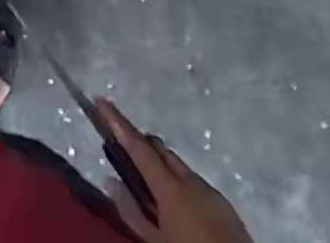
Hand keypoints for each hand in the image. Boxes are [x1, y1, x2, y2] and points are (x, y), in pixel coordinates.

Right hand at [98, 98, 253, 242]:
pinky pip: (196, 185)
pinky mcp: (227, 208)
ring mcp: (213, 194)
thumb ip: (132, 212)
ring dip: (161, 168)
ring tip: (148, 188)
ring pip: (180, 168)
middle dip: (140, 143)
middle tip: (122, 148)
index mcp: (171, 189)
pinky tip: (176, 208)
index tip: (102, 101)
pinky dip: (180, 185)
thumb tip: (112, 182)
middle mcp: (193, 183)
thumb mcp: (155, 242)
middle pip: (161, 150)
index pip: (139, 147)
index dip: (118, 122)